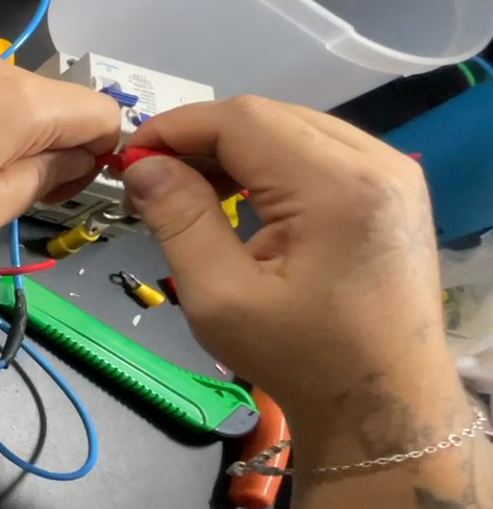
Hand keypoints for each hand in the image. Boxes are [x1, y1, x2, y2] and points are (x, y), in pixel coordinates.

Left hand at [0, 52, 121, 249]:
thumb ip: (43, 181)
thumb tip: (76, 159)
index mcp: (26, 100)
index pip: (104, 113)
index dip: (99, 157)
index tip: (56, 194)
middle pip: (56, 107)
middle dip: (49, 152)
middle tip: (1, 198)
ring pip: (11, 105)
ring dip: (5, 145)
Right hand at [123, 96, 465, 459]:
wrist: (377, 392)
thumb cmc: (294, 350)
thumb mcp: (218, 293)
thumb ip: (180, 221)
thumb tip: (141, 168)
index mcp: (336, 188)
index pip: (242, 120)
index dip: (172, 129)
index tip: (122, 163)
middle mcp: (374, 164)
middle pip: (266, 116)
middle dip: (193, 138)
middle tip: (141, 181)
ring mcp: (386, 174)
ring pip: (286, 128)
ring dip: (221, 149)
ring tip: (175, 192)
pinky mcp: (383, 190)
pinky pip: (308, 151)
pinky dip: (254, 162)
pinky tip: (224, 197)